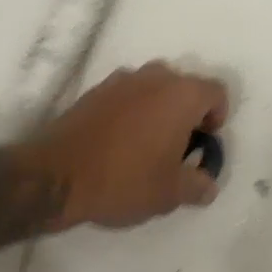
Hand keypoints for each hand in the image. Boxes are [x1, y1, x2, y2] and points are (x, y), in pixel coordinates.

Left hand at [28, 60, 228, 229]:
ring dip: (157, 108)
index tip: (205, 142)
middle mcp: (157, 77)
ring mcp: (123, 80)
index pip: (217, 92)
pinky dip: (130, 110)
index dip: (218, 116)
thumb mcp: (168, 194)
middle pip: (185, 86)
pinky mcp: (95, 91)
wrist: (53, 177)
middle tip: (177, 145)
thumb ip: (197, 186)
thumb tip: (209, 185)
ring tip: (146, 142)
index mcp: (183, 95)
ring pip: (154, 87)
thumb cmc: (122, 180)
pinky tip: (117, 141)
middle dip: (187, 111)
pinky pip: (126, 94)